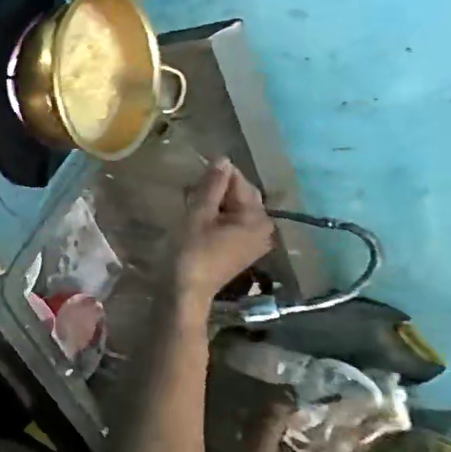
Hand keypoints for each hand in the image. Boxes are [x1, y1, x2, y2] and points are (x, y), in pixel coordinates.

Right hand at [173, 160, 274, 300]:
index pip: (240, 182)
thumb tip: (223, 159)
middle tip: (192, 188)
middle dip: (219, 188)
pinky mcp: (245, 249)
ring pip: (238, 208)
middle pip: (243, 195)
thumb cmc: (191, 251)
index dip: (217, 174)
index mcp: (257, 217)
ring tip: (194, 202)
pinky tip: (202, 218)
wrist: (186, 292)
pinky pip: (236, 222)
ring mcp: (256, 240)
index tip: (196, 171)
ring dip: (218, 202)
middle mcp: (264, 228)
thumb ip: (212, 186)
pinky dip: (221, 216)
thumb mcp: (199, 214)